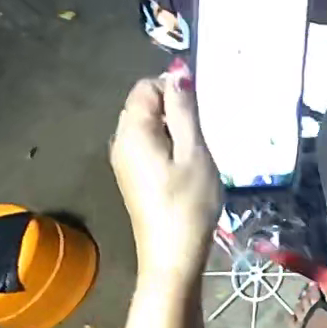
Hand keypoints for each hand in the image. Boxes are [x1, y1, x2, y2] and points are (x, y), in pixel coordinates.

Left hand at [111, 72, 223, 276]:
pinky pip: (149, 143)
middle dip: (174, 107)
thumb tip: (179, 74)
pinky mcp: (133, 175)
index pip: (146, 87)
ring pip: (148, 124)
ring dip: (175, 127)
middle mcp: (121, 141)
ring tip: (200, 147)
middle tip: (205, 130)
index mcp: (133, 131)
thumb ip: (185, 111)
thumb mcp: (195, 152)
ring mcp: (125, 160)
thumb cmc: (189, 202)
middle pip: (144, 104)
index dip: (174, 89)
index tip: (202, 110)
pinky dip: (169, 143)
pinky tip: (188, 163)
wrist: (172, 253)